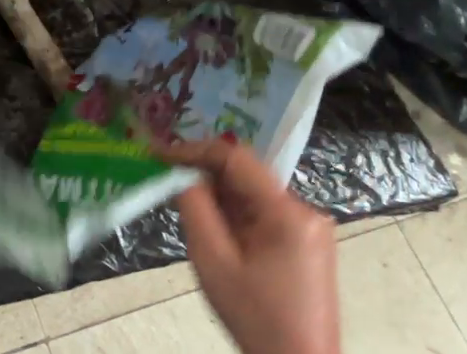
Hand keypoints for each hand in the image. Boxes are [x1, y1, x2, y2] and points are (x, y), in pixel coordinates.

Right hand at [158, 139, 340, 353]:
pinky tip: (213, 229)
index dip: (192, 150)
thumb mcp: (213, 259)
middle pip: (245, 174)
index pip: (235, 157)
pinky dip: (233, 213)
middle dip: (203, 174)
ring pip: (251, 192)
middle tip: (164, 181)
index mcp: (287, 212)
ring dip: (217, 195)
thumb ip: (194, 206)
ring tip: (184, 208)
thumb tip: (181, 173)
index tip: (156, 154)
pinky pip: (262, 212)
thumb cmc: (255, 318)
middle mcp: (305, 211)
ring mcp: (310, 228)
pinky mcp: (306, 244)